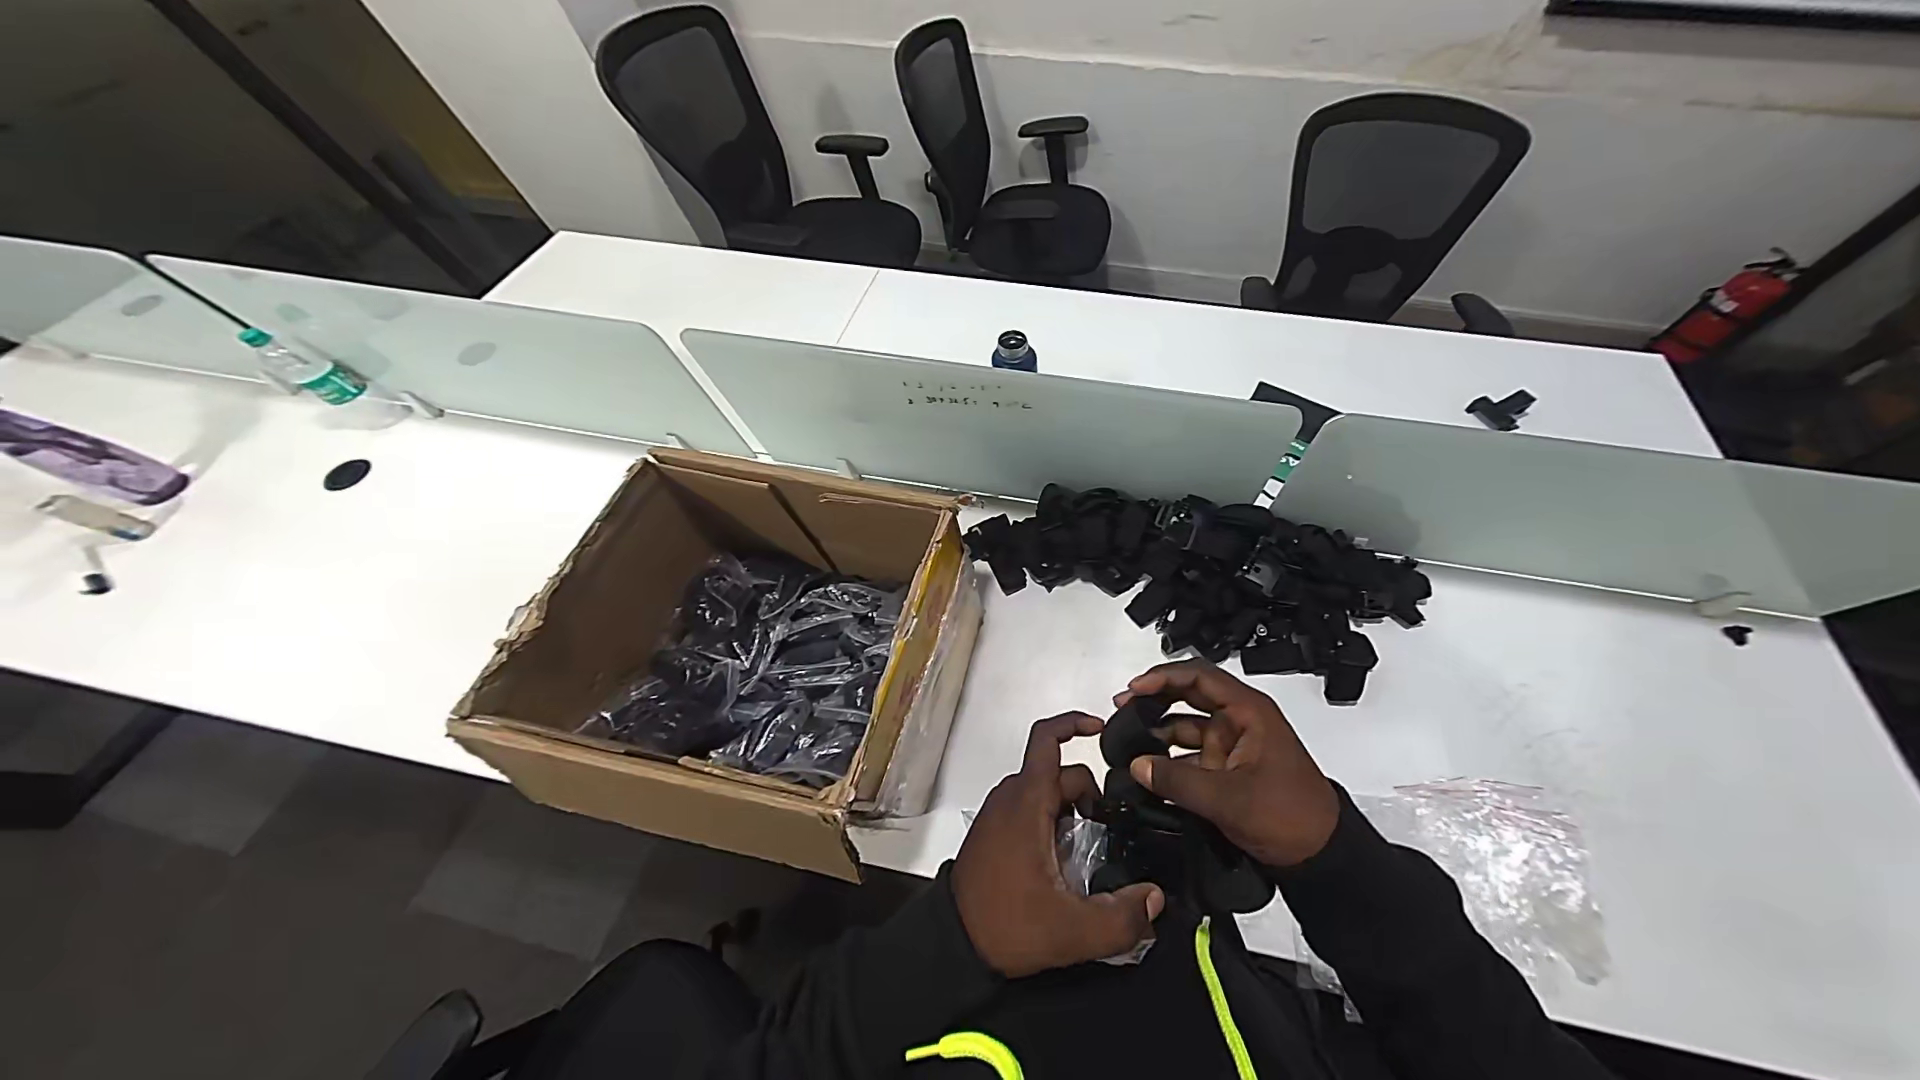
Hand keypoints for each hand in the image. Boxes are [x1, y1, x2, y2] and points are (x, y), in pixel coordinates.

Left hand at [952, 713, 1165, 976]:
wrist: (952, 942)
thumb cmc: (1004, 925)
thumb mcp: (1072, 930)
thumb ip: (1122, 917)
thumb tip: (1154, 898)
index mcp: (1026, 801)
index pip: (1046, 739)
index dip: (1074, 723)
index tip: (1101, 729)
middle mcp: (1011, 797)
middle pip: (1060, 774)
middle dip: (1090, 797)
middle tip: (1110, 834)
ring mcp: (1000, 812)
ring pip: (1047, 793)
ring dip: (1073, 812)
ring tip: (1091, 852)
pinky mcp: (995, 830)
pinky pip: (1031, 809)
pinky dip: (1054, 822)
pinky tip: (1067, 863)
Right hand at [1116, 661, 1338, 867]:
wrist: (1321, 857)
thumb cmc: (1292, 817)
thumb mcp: (1229, 798)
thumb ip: (1177, 781)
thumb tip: (1138, 766)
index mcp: (1249, 712)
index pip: (1200, 677)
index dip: (1164, 677)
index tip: (1136, 689)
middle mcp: (1239, 721)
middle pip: (1189, 696)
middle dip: (1155, 699)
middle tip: (1124, 707)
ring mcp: (1231, 745)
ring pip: (1185, 726)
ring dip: (1158, 731)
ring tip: (1129, 740)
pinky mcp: (1225, 769)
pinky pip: (1188, 755)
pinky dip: (1167, 760)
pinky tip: (1147, 770)